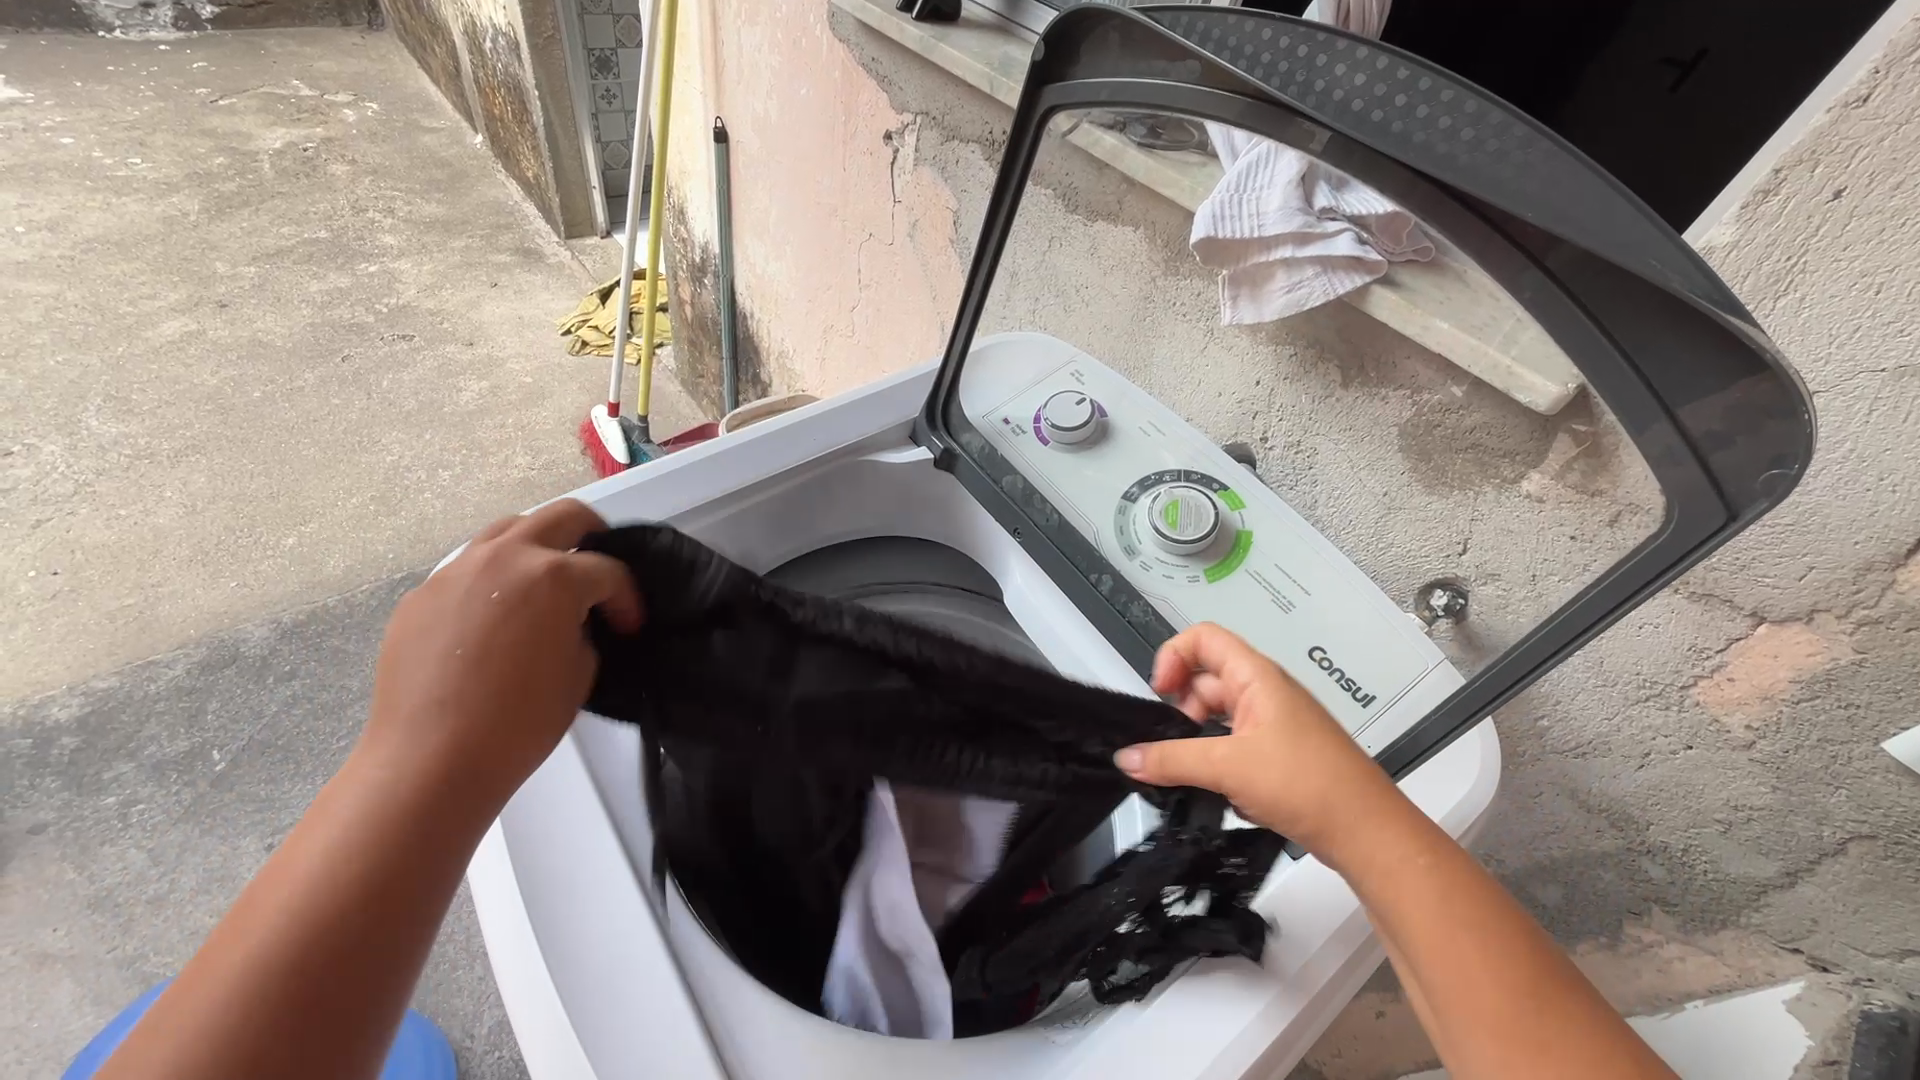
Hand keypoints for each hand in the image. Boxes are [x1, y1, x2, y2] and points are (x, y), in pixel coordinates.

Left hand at [358, 499, 641, 808]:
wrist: (432, 759)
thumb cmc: (521, 721)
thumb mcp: (582, 671)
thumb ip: (584, 628)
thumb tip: (572, 621)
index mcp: (555, 576)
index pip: (609, 570)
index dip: (628, 599)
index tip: (630, 625)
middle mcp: (505, 557)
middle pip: (563, 516)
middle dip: (593, 535)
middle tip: (598, 572)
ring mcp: (456, 571)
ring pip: (508, 530)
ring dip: (538, 548)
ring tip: (546, 586)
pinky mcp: (423, 595)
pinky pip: (468, 569)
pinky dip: (495, 581)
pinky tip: (496, 621)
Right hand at [1113, 623, 1400, 853]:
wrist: (1368, 834)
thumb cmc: (1308, 784)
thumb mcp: (1229, 767)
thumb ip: (1171, 760)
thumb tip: (1126, 757)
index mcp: (1256, 676)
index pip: (1203, 638)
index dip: (1173, 656)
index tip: (1159, 694)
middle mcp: (1264, 693)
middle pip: (1204, 680)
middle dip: (1181, 710)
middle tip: (1171, 745)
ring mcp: (1272, 724)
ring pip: (1217, 718)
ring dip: (1198, 743)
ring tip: (1193, 775)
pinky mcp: (1277, 756)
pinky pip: (1232, 746)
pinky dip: (1217, 765)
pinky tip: (1220, 793)